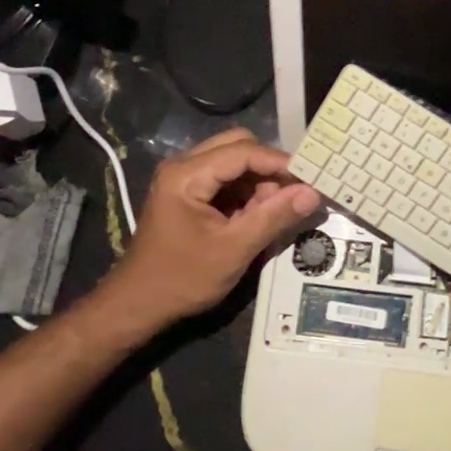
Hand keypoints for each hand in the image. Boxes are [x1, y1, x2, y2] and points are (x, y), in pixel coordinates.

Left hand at [103, 129, 320, 327]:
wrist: (138, 304)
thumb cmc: (183, 278)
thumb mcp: (234, 249)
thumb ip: (273, 216)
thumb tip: (312, 193)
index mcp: (187, 174)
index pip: (243, 151)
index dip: (279, 162)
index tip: (311, 178)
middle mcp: (183, 165)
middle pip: (238, 146)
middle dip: (268, 167)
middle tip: (293, 193)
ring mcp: (183, 176)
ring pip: (233, 160)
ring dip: (258, 180)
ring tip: (277, 209)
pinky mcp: (187, 191)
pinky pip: (224, 177)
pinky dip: (245, 190)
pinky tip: (258, 214)